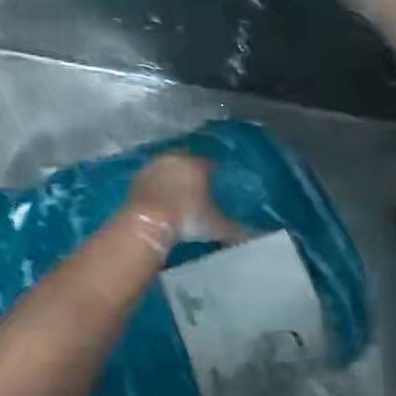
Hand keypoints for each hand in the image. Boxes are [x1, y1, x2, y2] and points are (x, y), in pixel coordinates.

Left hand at [126, 153, 246, 245]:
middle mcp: (175, 159)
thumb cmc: (187, 219)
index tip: (214, 181)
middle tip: (195, 185)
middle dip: (191, 169)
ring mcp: (153, 165)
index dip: (212, 171)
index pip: (208, 163)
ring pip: (166, 165)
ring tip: (176, 190)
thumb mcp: (216, 226)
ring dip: (171, 174)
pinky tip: (158, 194)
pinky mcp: (138, 176)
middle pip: (186, 159)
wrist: (149, 220)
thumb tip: (258, 237)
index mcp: (196, 165)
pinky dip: (155, 182)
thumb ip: (237, 230)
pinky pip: (150, 175)